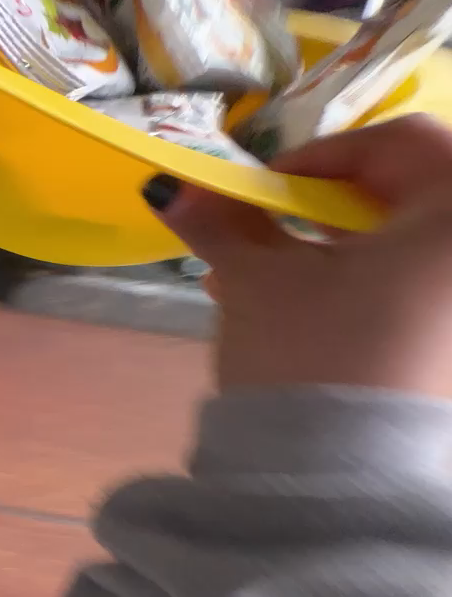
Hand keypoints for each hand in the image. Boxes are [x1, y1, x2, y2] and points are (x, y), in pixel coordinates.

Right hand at [143, 115, 451, 396]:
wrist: (336, 454)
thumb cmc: (307, 348)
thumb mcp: (256, 280)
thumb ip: (221, 227)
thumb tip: (172, 189)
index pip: (394, 142)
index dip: (313, 157)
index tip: (252, 191)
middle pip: (410, 187)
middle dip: (323, 204)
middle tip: (260, 234)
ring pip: (407, 237)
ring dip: (334, 243)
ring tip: (264, 277)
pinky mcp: (449, 332)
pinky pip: (413, 279)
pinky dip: (358, 278)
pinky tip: (302, 305)